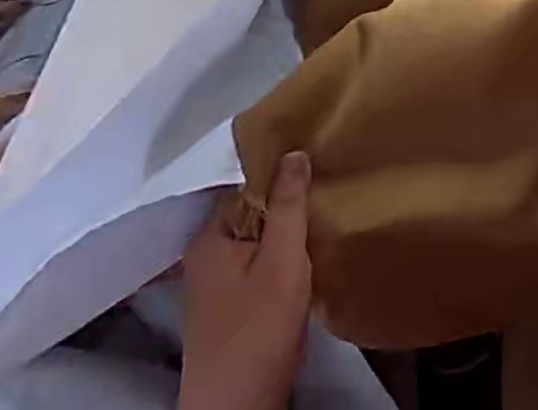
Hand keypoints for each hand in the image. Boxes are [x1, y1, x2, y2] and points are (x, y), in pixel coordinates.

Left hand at [178, 151, 313, 409]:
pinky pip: (262, 258)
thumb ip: (288, 205)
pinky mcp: (234, 300)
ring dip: (290, 228)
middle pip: (254, 210)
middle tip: (330, 184)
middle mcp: (207, 253)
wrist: (238, 407)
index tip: (318, 157)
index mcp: (210, 237)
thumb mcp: (282, 259)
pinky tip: (311, 248)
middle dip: (290, 200)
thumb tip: (294, 152)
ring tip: (327, 210)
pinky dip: (285, 251)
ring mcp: (219, 279)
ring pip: (261, 235)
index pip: (248, 184)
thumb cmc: (258, 327)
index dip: (282, 170)